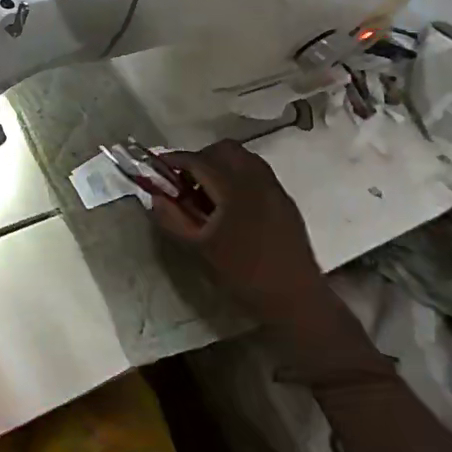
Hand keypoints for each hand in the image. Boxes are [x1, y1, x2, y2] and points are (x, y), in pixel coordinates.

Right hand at [149, 140, 328, 324]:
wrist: (295, 301)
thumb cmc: (241, 274)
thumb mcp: (196, 247)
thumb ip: (170, 217)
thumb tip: (156, 196)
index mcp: (235, 191)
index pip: (199, 160)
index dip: (174, 160)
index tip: (156, 166)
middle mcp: (259, 183)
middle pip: (226, 150)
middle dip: (200, 158)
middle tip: (183, 180)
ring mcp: (276, 191)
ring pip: (244, 159)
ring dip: (220, 166)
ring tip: (205, 192)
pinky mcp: (286, 203)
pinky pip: (258, 174)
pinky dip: (237, 177)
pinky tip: (227, 205)